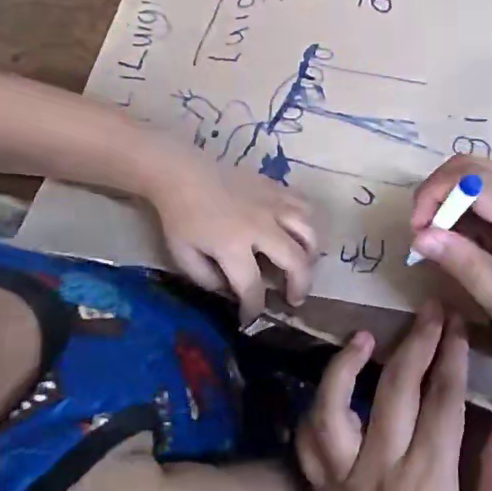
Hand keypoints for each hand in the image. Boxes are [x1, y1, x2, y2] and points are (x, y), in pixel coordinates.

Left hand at [148, 156, 318, 320]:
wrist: (182, 173)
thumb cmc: (180, 216)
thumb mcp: (182, 255)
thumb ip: (207, 280)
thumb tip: (231, 291)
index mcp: (233, 246)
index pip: (252, 287)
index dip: (254, 308)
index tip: (251, 317)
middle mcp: (261, 226)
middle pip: (296, 261)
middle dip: (300, 286)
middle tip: (295, 298)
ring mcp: (273, 204)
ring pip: (309, 232)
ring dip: (311, 254)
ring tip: (303, 264)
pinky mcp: (277, 188)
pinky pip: (306, 206)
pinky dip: (308, 223)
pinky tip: (299, 233)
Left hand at [300, 306, 491, 490]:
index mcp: (428, 486)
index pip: (443, 402)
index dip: (454, 358)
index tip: (462, 324)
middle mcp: (379, 471)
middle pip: (396, 388)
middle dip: (417, 342)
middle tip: (432, 310)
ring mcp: (340, 483)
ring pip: (335, 406)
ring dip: (350, 364)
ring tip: (367, 335)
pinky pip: (309, 443)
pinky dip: (318, 407)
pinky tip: (334, 388)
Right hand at [409, 156, 491, 381]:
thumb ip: (467, 267)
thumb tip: (420, 237)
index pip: (469, 178)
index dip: (432, 197)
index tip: (417, 237)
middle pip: (473, 164)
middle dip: (438, 192)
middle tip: (424, 236)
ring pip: (485, 172)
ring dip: (455, 198)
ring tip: (447, 243)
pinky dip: (475, 205)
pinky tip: (476, 243)